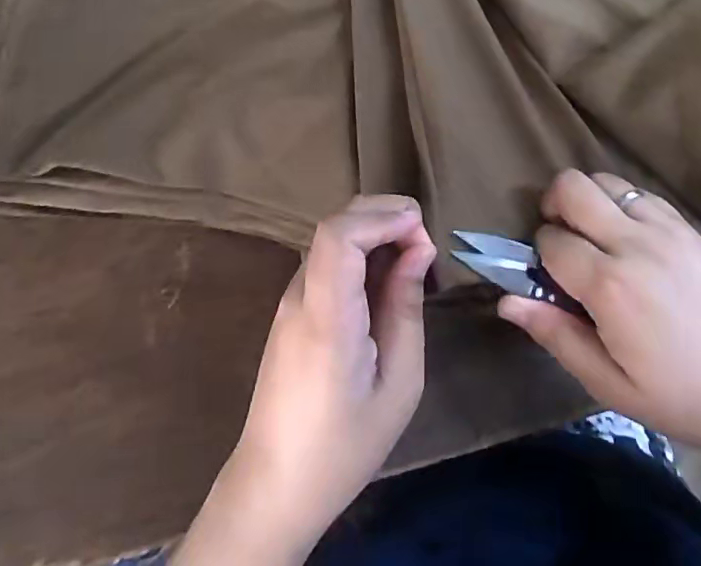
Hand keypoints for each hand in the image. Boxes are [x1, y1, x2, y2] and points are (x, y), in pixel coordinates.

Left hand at [175, 196, 435, 564]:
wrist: (275, 486)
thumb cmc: (344, 445)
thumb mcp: (399, 383)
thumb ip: (407, 308)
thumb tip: (419, 249)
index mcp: (326, 318)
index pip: (339, 235)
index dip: (383, 217)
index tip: (423, 232)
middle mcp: (300, 296)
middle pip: (335, 222)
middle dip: (385, 214)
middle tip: (425, 245)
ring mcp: (290, 300)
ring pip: (331, 236)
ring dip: (375, 229)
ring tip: (414, 259)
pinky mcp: (291, 309)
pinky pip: (328, 259)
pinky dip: (362, 249)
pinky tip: (387, 277)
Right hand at [497, 170, 700, 468]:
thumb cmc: (675, 395)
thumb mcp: (607, 382)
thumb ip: (554, 333)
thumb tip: (505, 299)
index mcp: (611, 285)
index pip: (551, 239)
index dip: (540, 256)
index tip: (551, 280)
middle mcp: (636, 243)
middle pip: (573, 185)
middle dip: (554, 206)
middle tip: (561, 240)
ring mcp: (667, 229)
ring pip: (606, 180)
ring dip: (588, 201)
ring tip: (594, 238)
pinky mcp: (688, 227)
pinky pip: (640, 193)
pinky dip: (621, 204)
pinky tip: (627, 239)